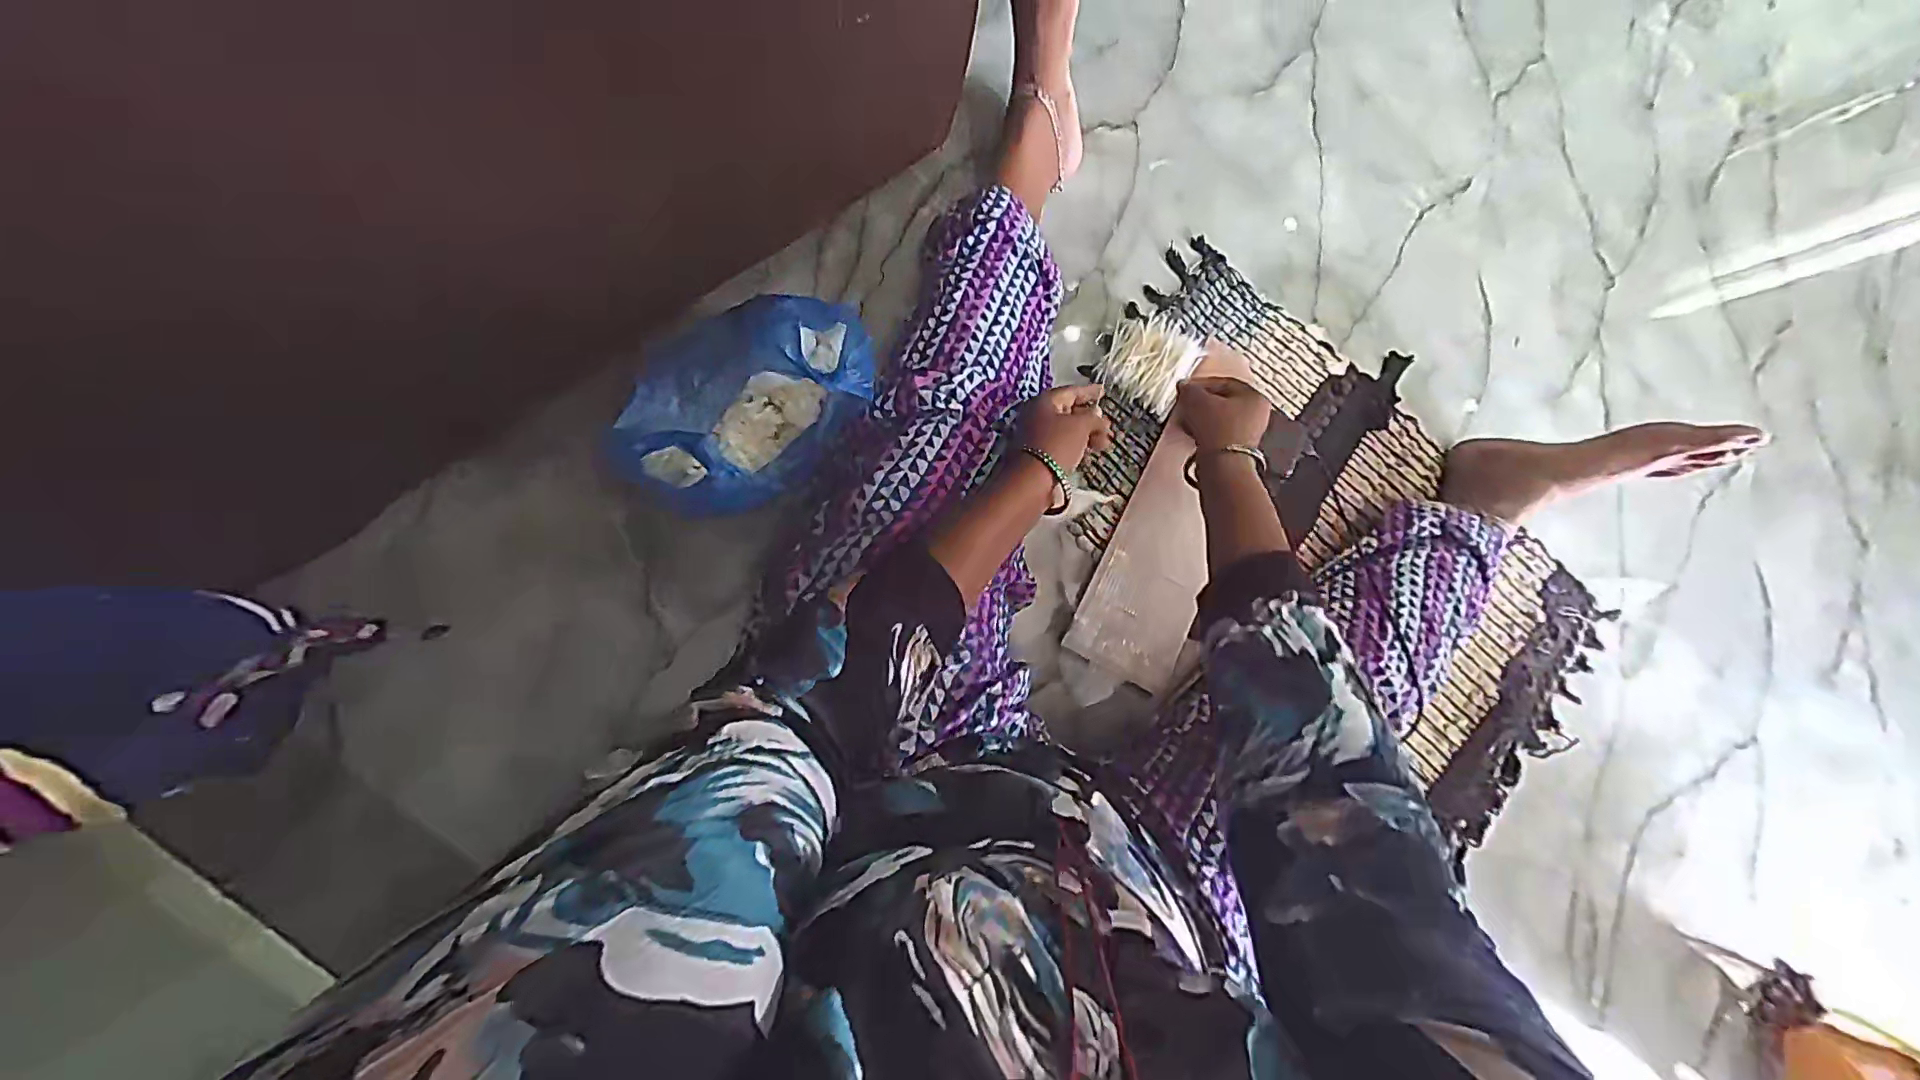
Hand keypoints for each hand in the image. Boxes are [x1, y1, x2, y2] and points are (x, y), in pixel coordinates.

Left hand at [1017, 384, 1113, 471]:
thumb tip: (1097, 416)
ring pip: (1066, 430)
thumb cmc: (1057, 444)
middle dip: (1090, 419)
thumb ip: (1093, 418)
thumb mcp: (1080, 426)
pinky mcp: (1037, 454)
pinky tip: (1089, 452)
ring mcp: (1035, 436)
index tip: (1103, 391)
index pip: (1070, 392)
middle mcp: (1036, 415)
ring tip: (1104, 444)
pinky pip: (1061, 444)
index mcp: (1044, 402)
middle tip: (1107, 426)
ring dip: (1087, 435)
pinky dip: (1076, 446)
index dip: (1089, 391)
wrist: (1032, 479)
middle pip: (1068, 412)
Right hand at [1175, 376, 1271, 452]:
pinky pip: (1218, 434)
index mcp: (1254, 396)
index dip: (1201, 384)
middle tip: (1187, 404)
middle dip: (1201, 403)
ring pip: (1220, 419)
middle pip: (1222, 402)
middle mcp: (1256, 414)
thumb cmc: (1218, 431)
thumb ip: (1189, 389)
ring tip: (1188, 421)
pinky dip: (1206, 433)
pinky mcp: (1236, 449)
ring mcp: (1248, 433)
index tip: (1187, 388)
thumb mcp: (1197, 401)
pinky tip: (1195, 434)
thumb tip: (1185, 387)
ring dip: (1202, 418)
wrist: (1221, 463)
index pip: (1224, 383)